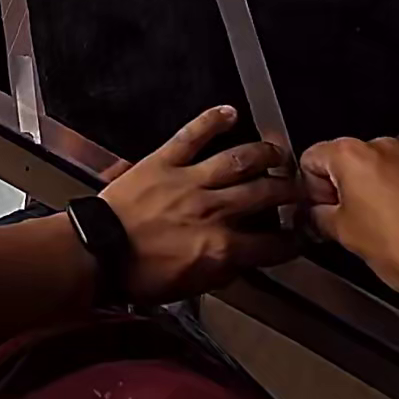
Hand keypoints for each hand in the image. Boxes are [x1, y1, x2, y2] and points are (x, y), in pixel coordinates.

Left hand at [98, 106, 299, 302]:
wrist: (98, 252)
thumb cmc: (137, 273)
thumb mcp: (190, 285)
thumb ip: (222, 268)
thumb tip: (242, 257)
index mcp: (219, 247)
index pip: (271, 244)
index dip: (291, 239)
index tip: (299, 234)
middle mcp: (212, 210)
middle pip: (265, 194)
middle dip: (289, 190)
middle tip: (299, 187)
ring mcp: (189, 181)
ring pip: (238, 160)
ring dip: (264, 153)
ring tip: (277, 151)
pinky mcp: (165, 160)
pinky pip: (193, 135)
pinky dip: (212, 120)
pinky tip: (229, 112)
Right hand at [298, 136, 398, 320]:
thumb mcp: (347, 239)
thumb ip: (321, 218)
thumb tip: (319, 216)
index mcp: (353, 155)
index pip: (312, 158)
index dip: (311, 188)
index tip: (321, 209)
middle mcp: (387, 147)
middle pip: (351, 162)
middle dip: (349, 190)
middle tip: (355, 225)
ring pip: (389, 171)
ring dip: (385, 194)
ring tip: (395, 234)